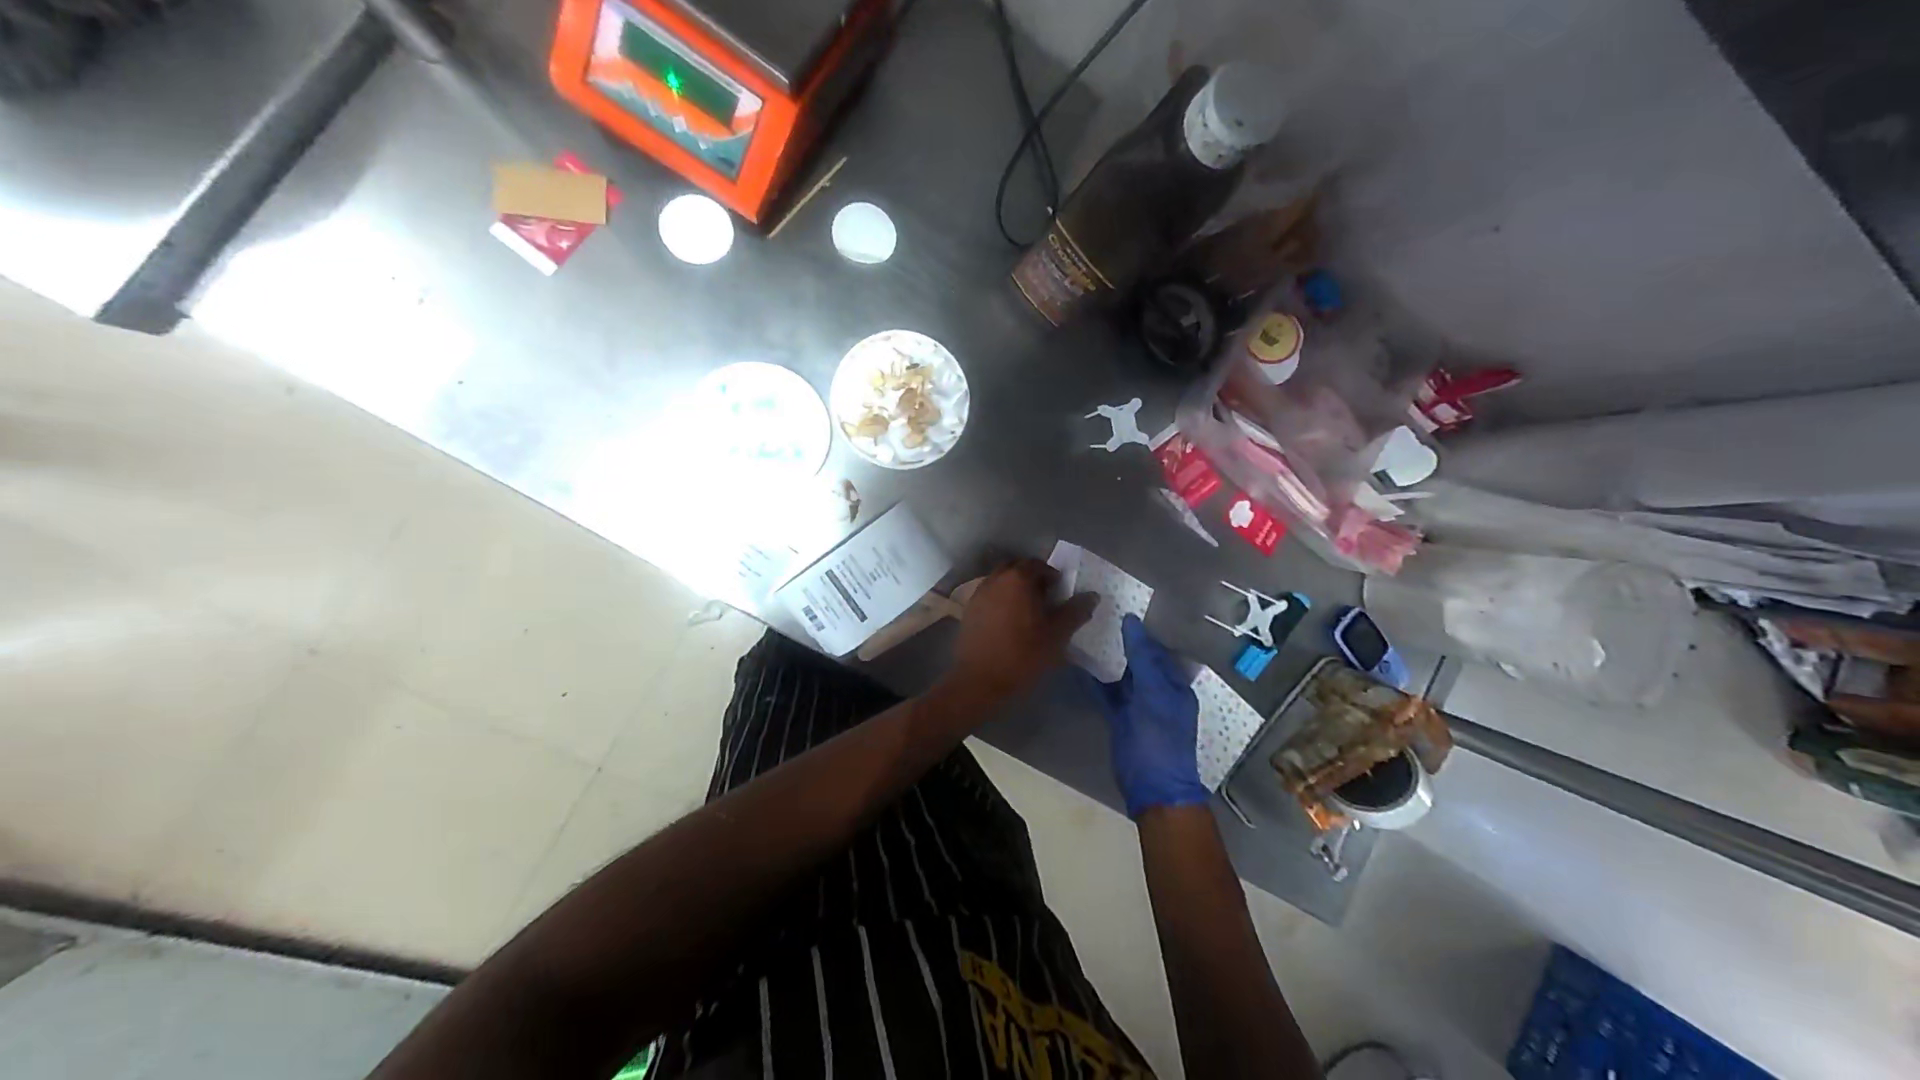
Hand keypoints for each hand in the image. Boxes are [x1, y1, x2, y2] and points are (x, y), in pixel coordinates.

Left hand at [946, 559, 1096, 704]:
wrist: (979, 680)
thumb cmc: (1022, 655)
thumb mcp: (1057, 635)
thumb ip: (1076, 612)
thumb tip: (1092, 595)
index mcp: (1018, 579)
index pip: (1039, 565)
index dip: (1053, 577)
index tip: (1061, 595)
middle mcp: (996, 579)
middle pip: (1018, 569)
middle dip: (1033, 579)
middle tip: (1046, 601)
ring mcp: (979, 593)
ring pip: (1002, 581)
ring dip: (1016, 589)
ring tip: (1028, 613)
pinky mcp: (969, 610)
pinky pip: (990, 595)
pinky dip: (1002, 600)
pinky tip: (1009, 623)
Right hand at [1081, 615, 1209, 818]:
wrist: (1153, 787)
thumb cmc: (1160, 739)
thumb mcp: (1154, 695)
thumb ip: (1143, 659)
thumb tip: (1133, 622)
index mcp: (1174, 684)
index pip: (1158, 649)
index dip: (1141, 631)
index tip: (1119, 607)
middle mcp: (1158, 691)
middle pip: (1139, 660)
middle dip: (1122, 641)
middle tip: (1097, 616)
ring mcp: (1138, 706)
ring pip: (1122, 675)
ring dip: (1107, 659)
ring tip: (1086, 635)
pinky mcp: (1120, 718)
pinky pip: (1108, 693)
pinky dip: (1095, 681)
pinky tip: (1079, 665)